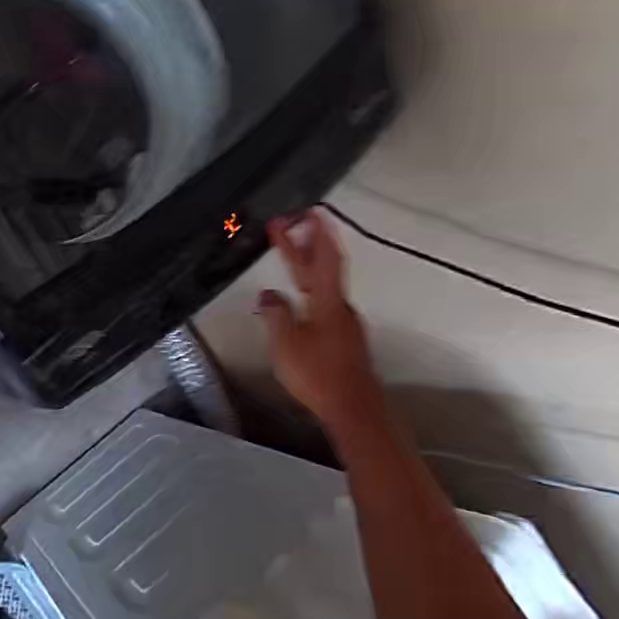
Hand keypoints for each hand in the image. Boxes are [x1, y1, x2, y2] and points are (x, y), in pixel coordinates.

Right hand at [257, 212, 384, 429]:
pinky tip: (294, 293)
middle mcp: (338, 307)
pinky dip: (308, 285)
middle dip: (308, 244)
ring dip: (307, 264)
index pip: (321, 260)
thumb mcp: (286, 342)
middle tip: (295, 222)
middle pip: (323, 268)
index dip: (315, 236)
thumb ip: (275, 314)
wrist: (351, 405)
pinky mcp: (339, 335)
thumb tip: (267, 294)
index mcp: (326, 303)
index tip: (309, 213)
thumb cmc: (315, 372)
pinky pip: (321, 299)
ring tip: (291, 251)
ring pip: (322, 283)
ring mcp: (341, 321)